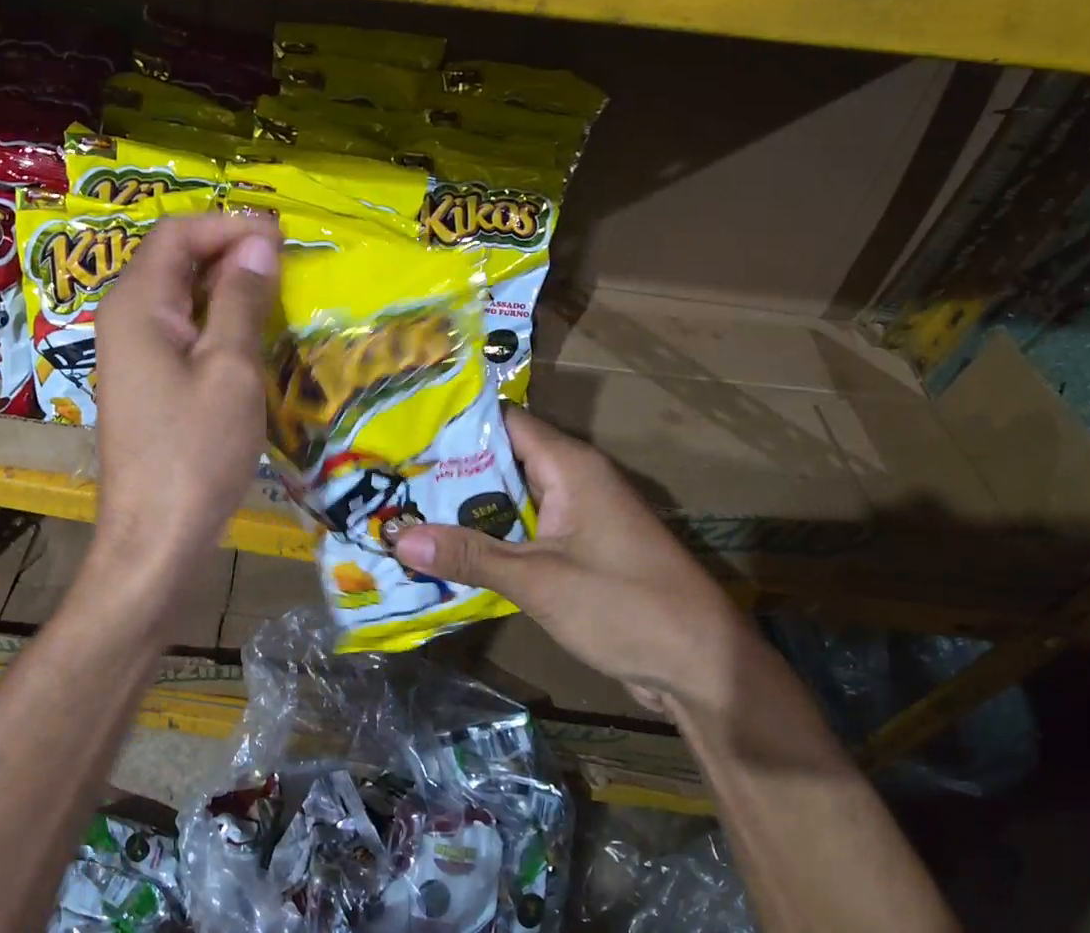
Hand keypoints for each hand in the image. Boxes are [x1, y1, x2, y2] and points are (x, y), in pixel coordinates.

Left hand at [83, 214, 279, 628]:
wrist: (156, 538)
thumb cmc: (195, 451)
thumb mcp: (230, 368)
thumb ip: (241, 299)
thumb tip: (258, 243)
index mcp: (136, 304)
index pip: (177, 233)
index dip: (228, 225)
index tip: (281, 235)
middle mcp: (124, 320)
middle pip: (175, 261)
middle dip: (229, 252)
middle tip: (287, 262)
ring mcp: (132, 355)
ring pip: (180, 299)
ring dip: (227, 290)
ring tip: (279, 294)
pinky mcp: (147, 385)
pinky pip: (181, 334)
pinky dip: (216, 325)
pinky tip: (254, 339)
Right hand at [390, 407, 751, 715]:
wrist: (702, 667)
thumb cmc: (625, 607)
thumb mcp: (538, 580)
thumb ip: (469, 555)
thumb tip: (397, 537)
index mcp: (570, 466)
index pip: (502, 421)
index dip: (452, 423)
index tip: (399, 429)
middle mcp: (574, 480)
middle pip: (500, 459)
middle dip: (446, 469)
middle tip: (386, 474)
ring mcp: (578, 516)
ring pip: (509, 498)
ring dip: (464, 507)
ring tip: (401, 507)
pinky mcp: (579, 549)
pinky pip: (523, 530)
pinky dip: (488, 536)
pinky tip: (445, 549)